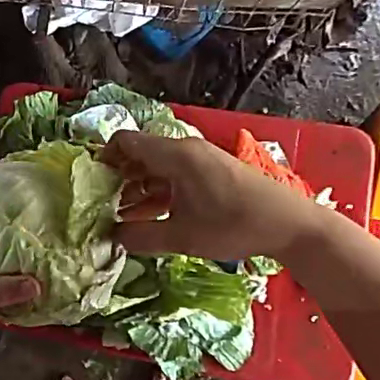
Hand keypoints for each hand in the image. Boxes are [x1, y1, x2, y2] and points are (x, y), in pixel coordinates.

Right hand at [100, 132, 332, 260]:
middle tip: (98, 206)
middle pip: (137, 155)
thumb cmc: (234, 226)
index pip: (125, 142)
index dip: (102, 159)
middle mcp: (184, 150)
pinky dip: (154, 193)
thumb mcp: (180, 237)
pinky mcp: (208, 174)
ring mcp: (198, 161)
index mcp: (175, 155)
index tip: (88, 185)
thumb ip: (139, 236)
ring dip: (135, 189)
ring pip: (153, 168)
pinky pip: (171, 177)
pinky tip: (145, 218)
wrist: (291, 226)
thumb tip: (109, 238)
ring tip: (118, 217)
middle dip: (116, 178)